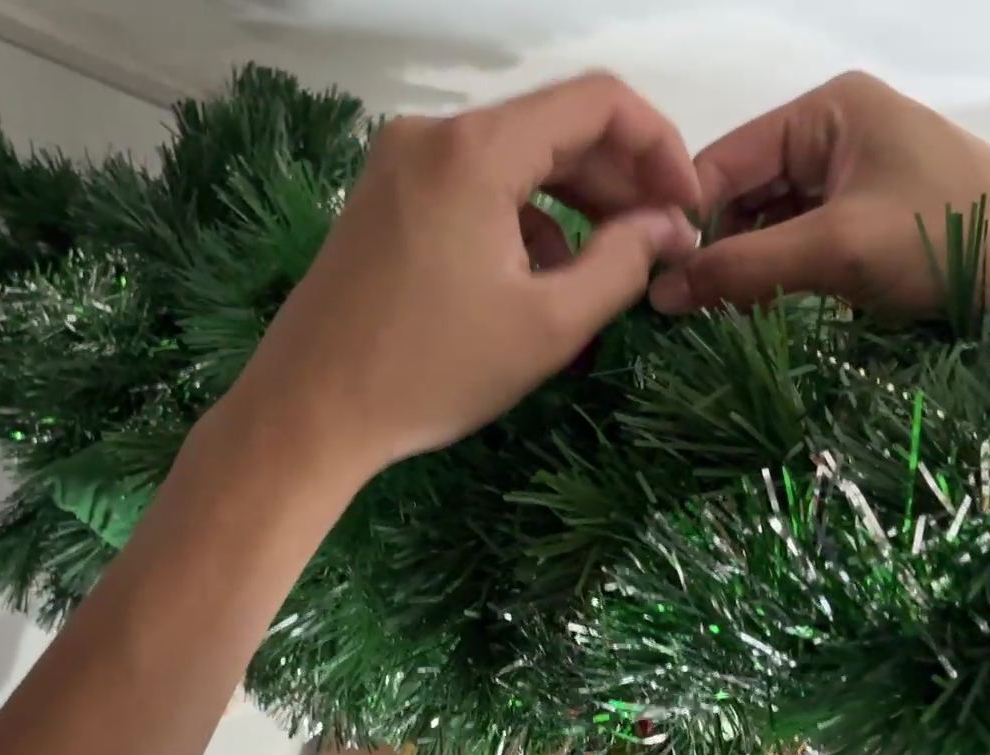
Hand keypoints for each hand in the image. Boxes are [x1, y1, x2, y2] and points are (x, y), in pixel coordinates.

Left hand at [223, 72, 702, 479]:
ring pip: (505, 170)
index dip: (659, 148)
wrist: (306, 416)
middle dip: (611, 186)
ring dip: (560, 216)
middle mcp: (428, 137)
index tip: (683, 209)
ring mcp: (391, 171)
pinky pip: (461, 197)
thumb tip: (666, 226)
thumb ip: (623, 263)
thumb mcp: (546, 327)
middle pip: (548, 132)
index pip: (598, 102)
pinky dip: (505, 230)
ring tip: (588, 285)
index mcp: (474, 148)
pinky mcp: (373, 208)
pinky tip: (522, 289)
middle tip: (649, 248)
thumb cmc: (429, 374)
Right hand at [649, 72, 989, 314]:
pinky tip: (739, 309)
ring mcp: (841, 181)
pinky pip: (782, 247)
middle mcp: (827, 137)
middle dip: (704, 248)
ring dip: (729, 269)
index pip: (720, 162)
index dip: (680, 218)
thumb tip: (654, 296)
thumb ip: (739, 269)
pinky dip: (757, 279)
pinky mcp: (851, 222)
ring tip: (699, 313)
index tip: (644, 275)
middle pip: (733, 195)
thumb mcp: (836, 249)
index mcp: (826, 112)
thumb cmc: (951, 240)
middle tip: (669, 304)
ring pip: (754, 226)